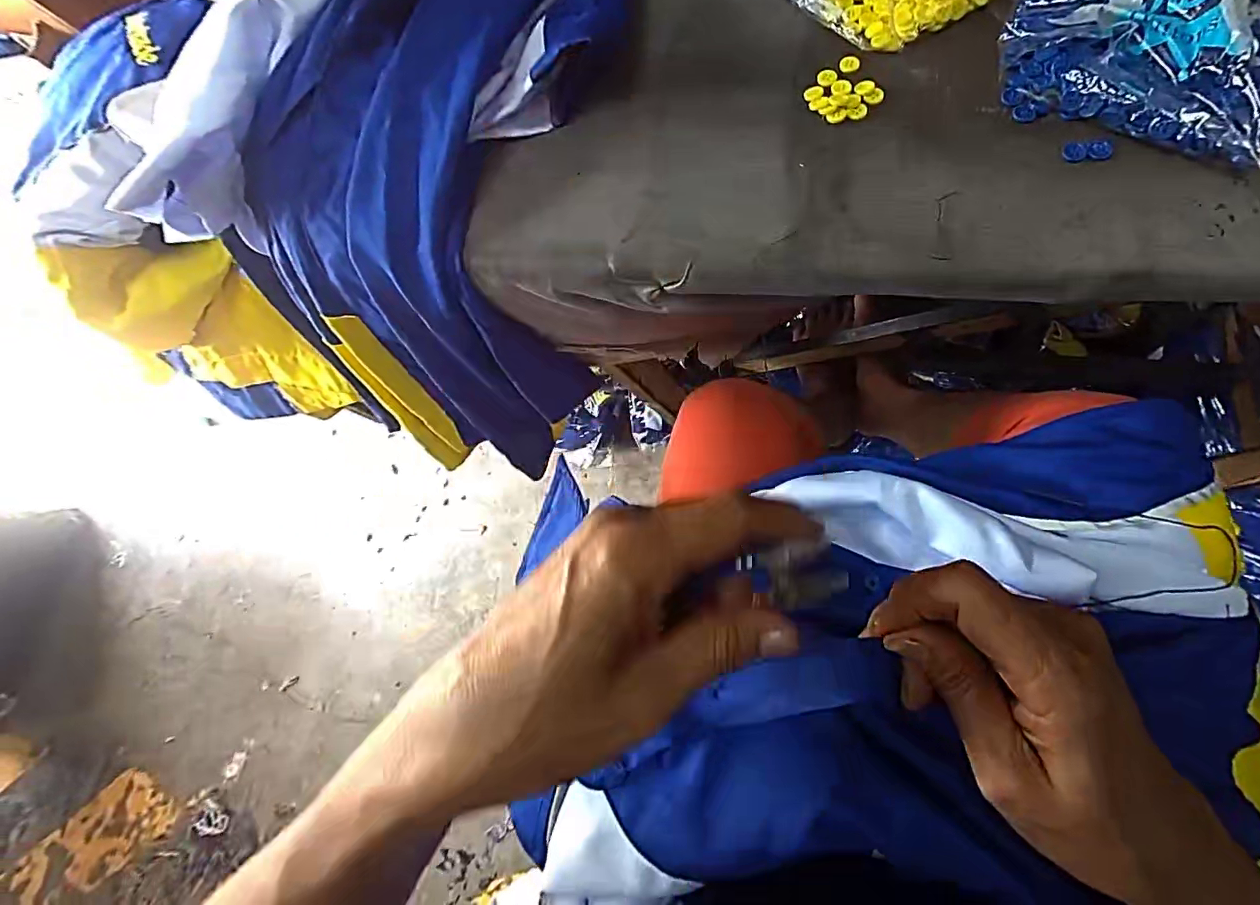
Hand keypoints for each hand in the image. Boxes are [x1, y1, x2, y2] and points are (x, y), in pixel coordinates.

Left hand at [347, 495, 816, 821]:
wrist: (438, 742)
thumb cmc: (547, 718)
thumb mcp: (649, 692)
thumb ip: (725, 645)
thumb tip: (791, 627)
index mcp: (636, 550)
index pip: (731, 516)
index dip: (783, 521)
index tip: (821, 535)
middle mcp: (618, 526)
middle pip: (709, 524)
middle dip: (748, 560)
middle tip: (769, 609)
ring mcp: (596, 536)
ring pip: (683, 538)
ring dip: (713, 575)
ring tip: (716, 631)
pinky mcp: (583, 553)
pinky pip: (655, 549)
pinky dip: (684, 577)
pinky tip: (677, 621)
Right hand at [864, 562, 1259, 904]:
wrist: (1153, 824)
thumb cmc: (1080, 821)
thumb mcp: (1004, 777)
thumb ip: (959, 692)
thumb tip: (907, 631)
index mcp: (1052, 663)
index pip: (970, 590)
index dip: (914, 597)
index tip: (876, 639)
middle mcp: (1064, 623)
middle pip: (970, 593)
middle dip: (922, 627)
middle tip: (913, 696)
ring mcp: (1071, 619)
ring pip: (981, 601)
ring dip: (943, 637)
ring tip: (936, 699)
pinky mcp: (1068, 627)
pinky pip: (1001, 614)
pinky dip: (969, 639)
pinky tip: (968, 684)